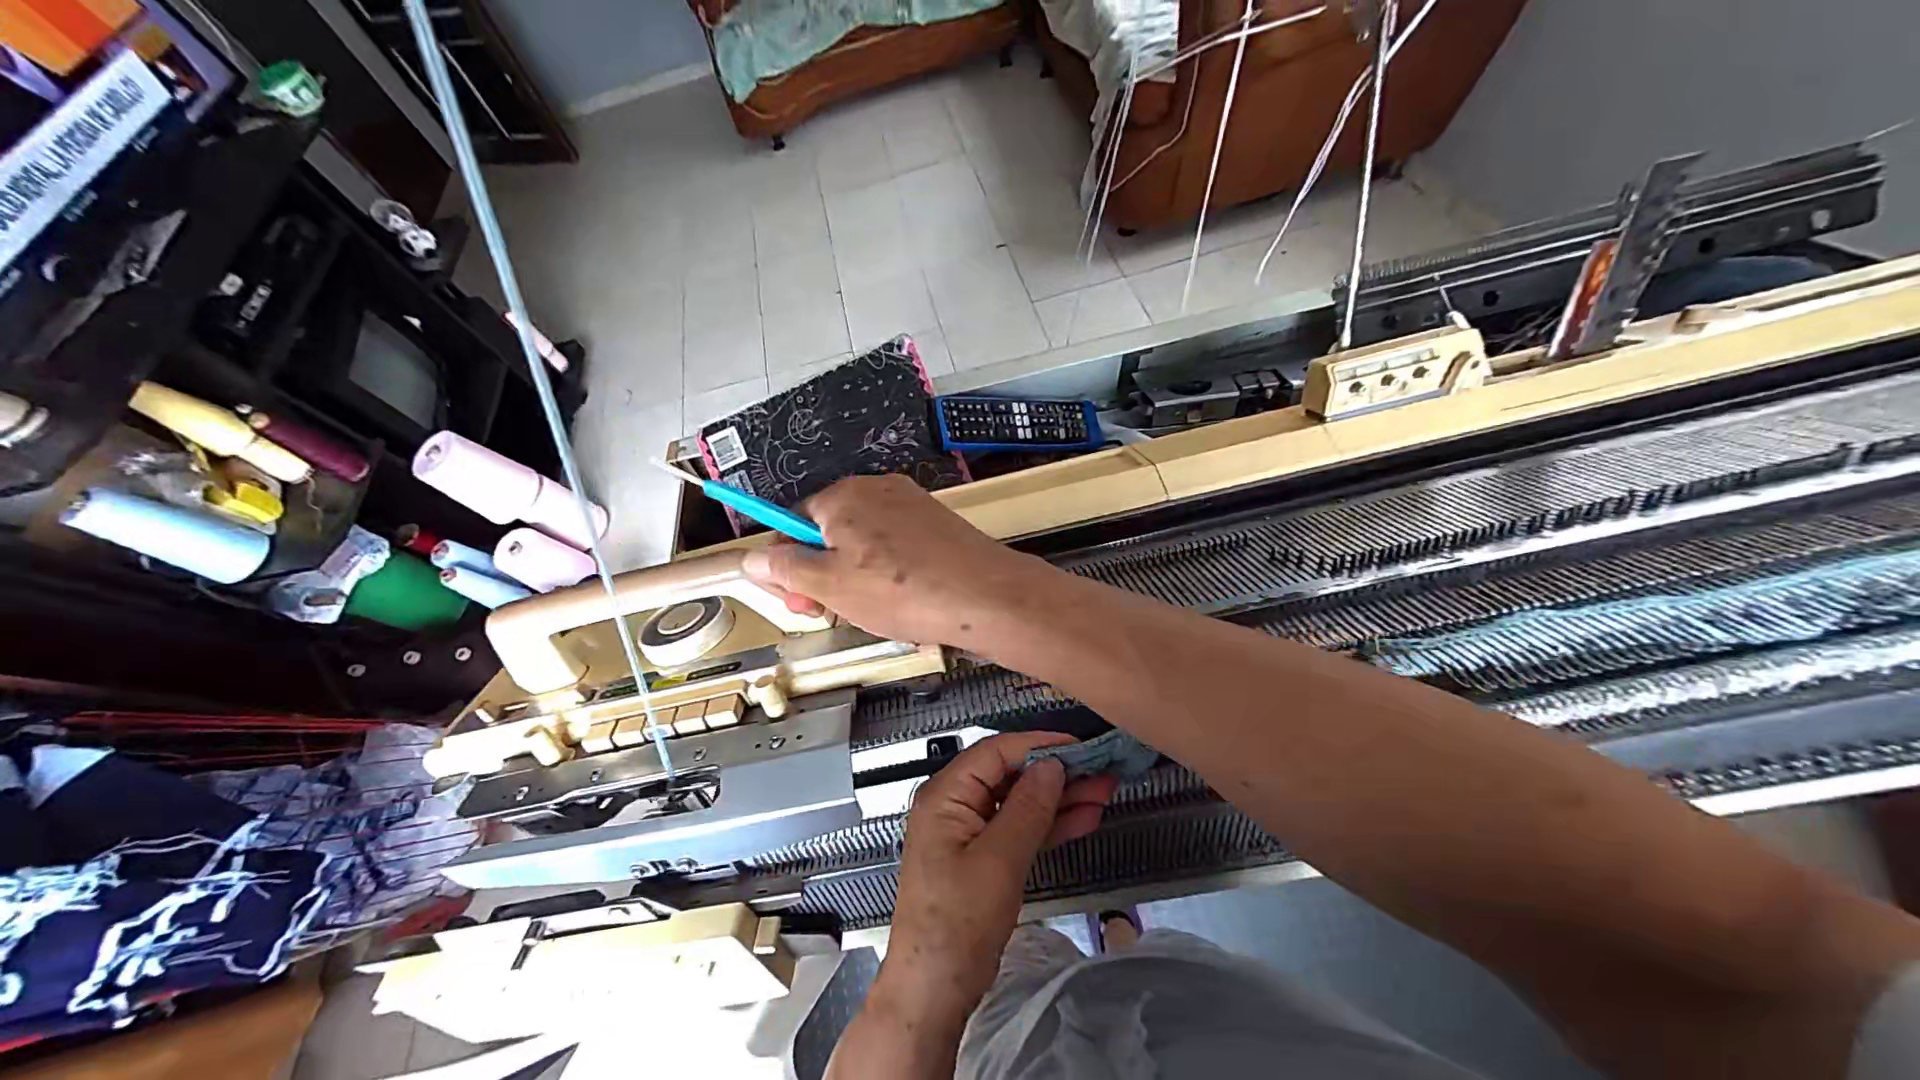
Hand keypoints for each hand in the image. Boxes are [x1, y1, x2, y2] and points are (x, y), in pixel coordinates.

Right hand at [740, 474, 1058, 649]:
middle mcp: (877, 490)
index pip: (791, 522)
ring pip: (862, 543)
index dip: (785, 564)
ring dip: (851, 577)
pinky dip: (886, 573)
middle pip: (827, 532)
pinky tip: (896, 601)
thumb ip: (785, 568)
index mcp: (843, 497)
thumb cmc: (905, 590)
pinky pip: (894, 548)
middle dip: (819, 574)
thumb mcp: (829, 585)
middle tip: (825, 612)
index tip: (791, 597)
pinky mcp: (935, 525)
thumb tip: (755, 557)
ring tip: (865, 611)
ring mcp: (910, 505)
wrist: (986, 597)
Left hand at [877, 732, 1116, 1019]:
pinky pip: (1020, 829)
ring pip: (1020, 803)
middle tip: (1101, 771)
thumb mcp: (999, 860)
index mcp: (946, 795)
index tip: (1080, 746)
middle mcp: (954, 806)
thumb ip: (1028, 807)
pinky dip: (1050, 824)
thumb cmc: (956, 923)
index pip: (996, 752)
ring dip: (1060, 798)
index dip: (1039, 745)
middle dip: (1057, 773)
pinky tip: (1083, 818)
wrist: (934, 989)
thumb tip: (1052, 766)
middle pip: (1010, 775)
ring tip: (1102, 792)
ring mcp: (968, 833)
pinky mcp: (983, 858)